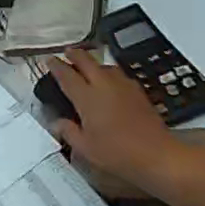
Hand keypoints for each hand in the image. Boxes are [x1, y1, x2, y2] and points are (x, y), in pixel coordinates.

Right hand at [44, 48, 187, 187]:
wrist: (154, 153)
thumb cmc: (116, 153)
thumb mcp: (85, 148)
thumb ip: (69, 131)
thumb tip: (57, 123)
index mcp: (88, 97)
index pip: (67, 76)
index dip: (56, 66)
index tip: (49, 60)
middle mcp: (105, 85)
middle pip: (87, 61)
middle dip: (75, 54)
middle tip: (67, 52)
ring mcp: (124, 86)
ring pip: (105, 66)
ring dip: (94, 63)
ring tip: (88, 66)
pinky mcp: (138, 91)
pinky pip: (119, 74)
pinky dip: (109, 73)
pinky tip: (110, 82)